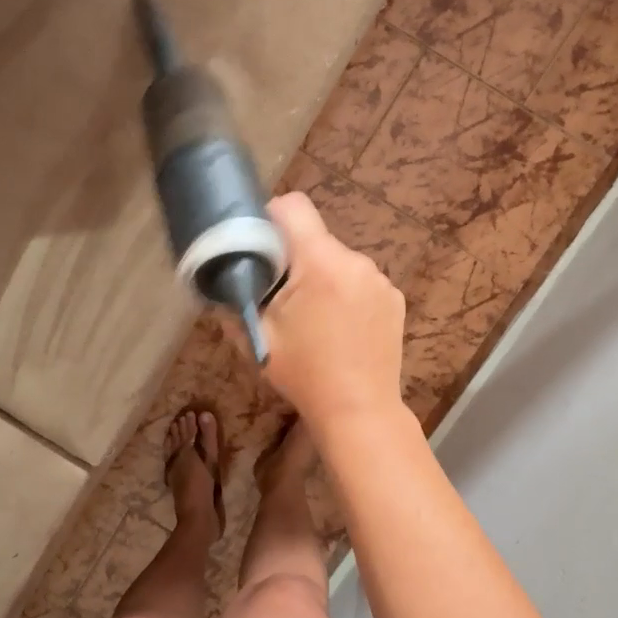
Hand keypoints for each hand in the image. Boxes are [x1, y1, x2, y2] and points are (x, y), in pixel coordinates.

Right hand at [257, 193, 408, 432]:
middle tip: (278, 294)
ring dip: (321, 278)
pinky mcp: (394, 299)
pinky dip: (345, 295)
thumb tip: (223, 285)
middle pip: (315, 239)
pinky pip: (360, 282)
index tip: (258, 245)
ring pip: (338, 262)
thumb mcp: (257, 338)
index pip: (292, 207)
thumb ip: (234, 303)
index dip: (269, 217)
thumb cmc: (303, 374)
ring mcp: (380, 281)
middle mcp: (355, 262)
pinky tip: (339, 329)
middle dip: (294, 258)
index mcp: (319, 263)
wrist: (359, 410)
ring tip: (312, 319)